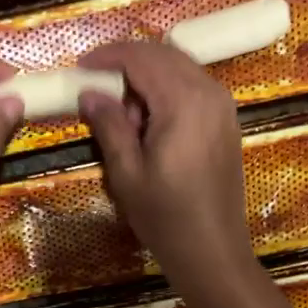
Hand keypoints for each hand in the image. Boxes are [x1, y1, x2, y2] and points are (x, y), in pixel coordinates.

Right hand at [76, 42, 258, 295]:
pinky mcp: (226, 122)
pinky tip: (150, 127)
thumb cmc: (165, 219)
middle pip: (163, 56)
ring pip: (179, 70)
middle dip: (127, 66)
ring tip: (124, 119)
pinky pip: (193, 89)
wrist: (212, 252)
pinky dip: (167, 94)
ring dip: (147, 81)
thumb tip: (89, 95)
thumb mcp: (127, 175)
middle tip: (98, 94)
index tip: (81, 68)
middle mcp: (209, 92)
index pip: (141, 57)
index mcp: (183, 101)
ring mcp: (223, 106)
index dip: (108, 57)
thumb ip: (109, 127)